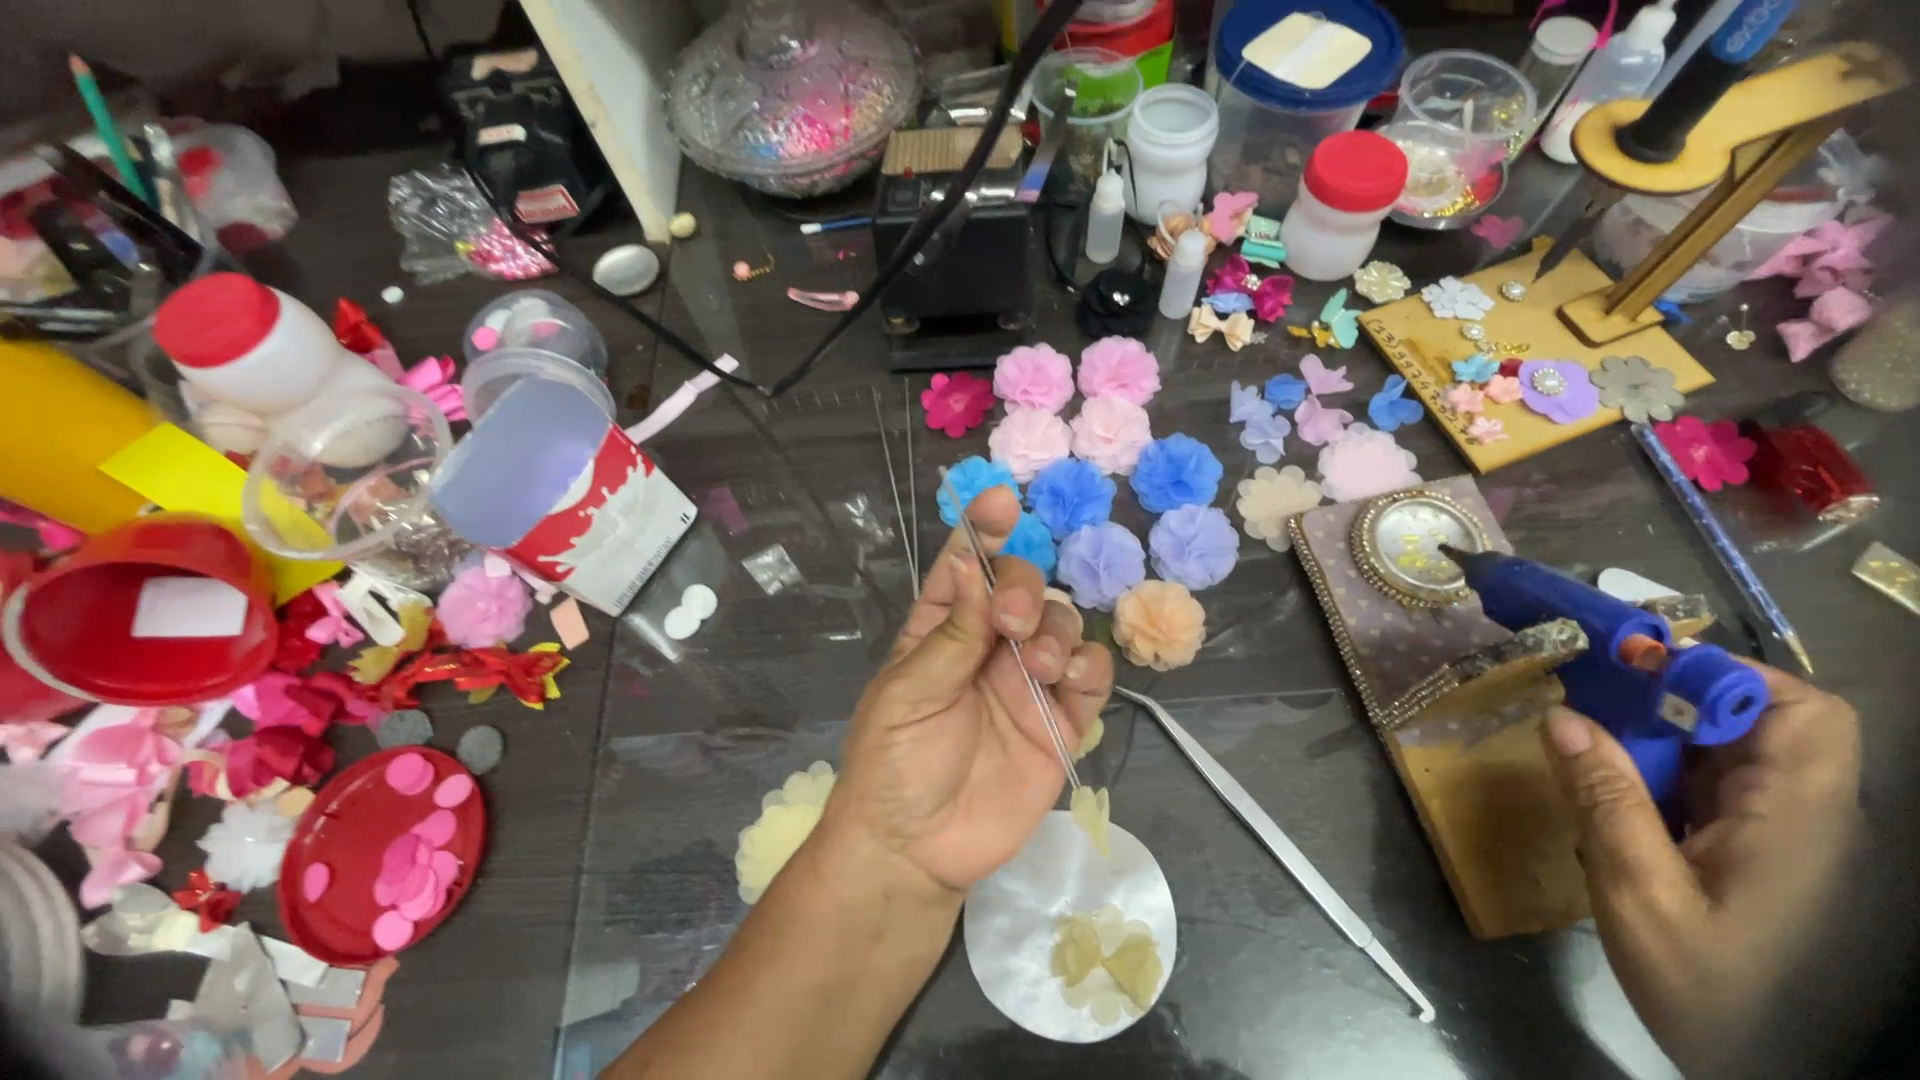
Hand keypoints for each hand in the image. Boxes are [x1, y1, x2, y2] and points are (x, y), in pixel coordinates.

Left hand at [821, 485, 1114, 899]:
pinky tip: (1069, 680)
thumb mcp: (907, 694)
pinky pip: (1090, 679)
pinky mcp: (1061, 723)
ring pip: (1062, 625)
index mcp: (941, 632)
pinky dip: (1089, 668)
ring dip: (1057, 630)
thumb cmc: (893, 765)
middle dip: (1024, 589)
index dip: (981, 532)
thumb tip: (976, 567)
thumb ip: (951, 635)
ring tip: (1036, 664)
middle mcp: (988, 649)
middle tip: (1011, 622)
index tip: (999, 501)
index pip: (964, 568)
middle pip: (1023, 589)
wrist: (917, 849)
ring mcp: (1027, 685)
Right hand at [1542, 662, 1861, 1072]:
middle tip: (1595, 697)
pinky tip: (1613, 789)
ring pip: (1731, 750)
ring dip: (1659, 733)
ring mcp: (1783, 835)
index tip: (1634, 667)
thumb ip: (1606, 800)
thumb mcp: (1640, 895)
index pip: (1798, 711)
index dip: (1721, 673)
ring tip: (1589, 738)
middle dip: (1674, 698)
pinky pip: (1713, 785)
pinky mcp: (1757, 853)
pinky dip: (1660, 770)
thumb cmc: (1711, 988)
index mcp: (1795, 819)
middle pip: (1762, 720)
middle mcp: (1803, 815)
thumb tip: (1564, 716)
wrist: (1768, 1071)